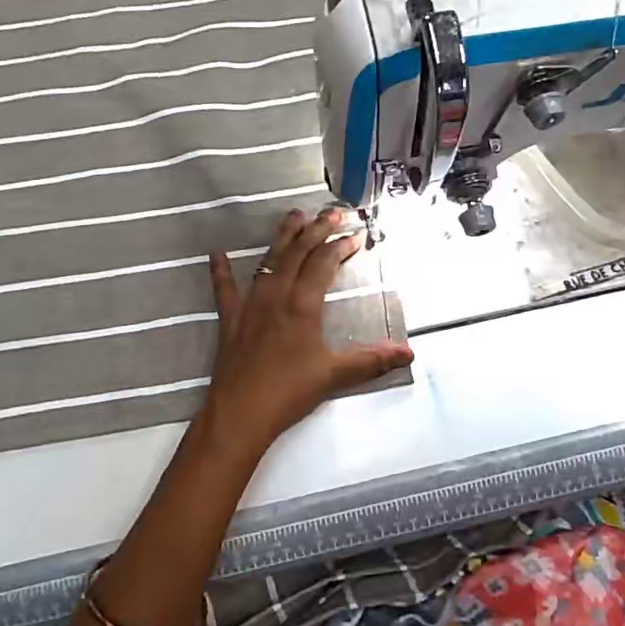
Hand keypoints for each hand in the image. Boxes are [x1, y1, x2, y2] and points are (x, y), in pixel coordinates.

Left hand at [197, 208, 413, 457]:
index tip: (356, 235)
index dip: (341, 246)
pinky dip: (221, 271)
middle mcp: (276, 295)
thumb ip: (371, 361)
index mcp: (302, 305)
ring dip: (282, 237)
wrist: (240, 413)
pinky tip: (216, 254)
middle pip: (297, 252)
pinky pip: (224, 289)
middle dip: (316, 230)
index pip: (324, 264)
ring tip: (293, 216)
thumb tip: (408, 353)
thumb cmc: (289, 392)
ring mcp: (250, 304)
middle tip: (331, 213)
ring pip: (268, 261)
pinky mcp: (230, 319)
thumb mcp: (334, 375)